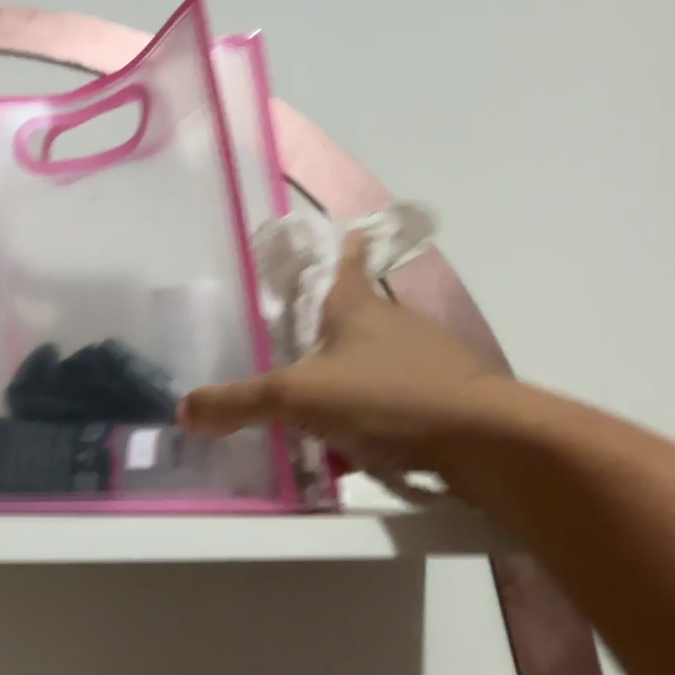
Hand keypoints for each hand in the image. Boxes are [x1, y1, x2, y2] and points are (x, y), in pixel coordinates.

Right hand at [180, 231, 510, 477]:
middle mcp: (393, 327)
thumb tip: (182, 411)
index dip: (336, 248)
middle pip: (352, 316)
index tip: (337, 231)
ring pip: (370, 360)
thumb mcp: (296, 398)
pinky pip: (388, 402)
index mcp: (357, 309)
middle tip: (281, 342)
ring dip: (342, 373)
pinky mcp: (441, 403)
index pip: (344, 264)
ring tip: (302, 401)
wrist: (492, 444)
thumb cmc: (390, 397)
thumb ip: (236, 403)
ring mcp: (423, 364)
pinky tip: (341, 442)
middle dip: (322, 325)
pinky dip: (364, 415)